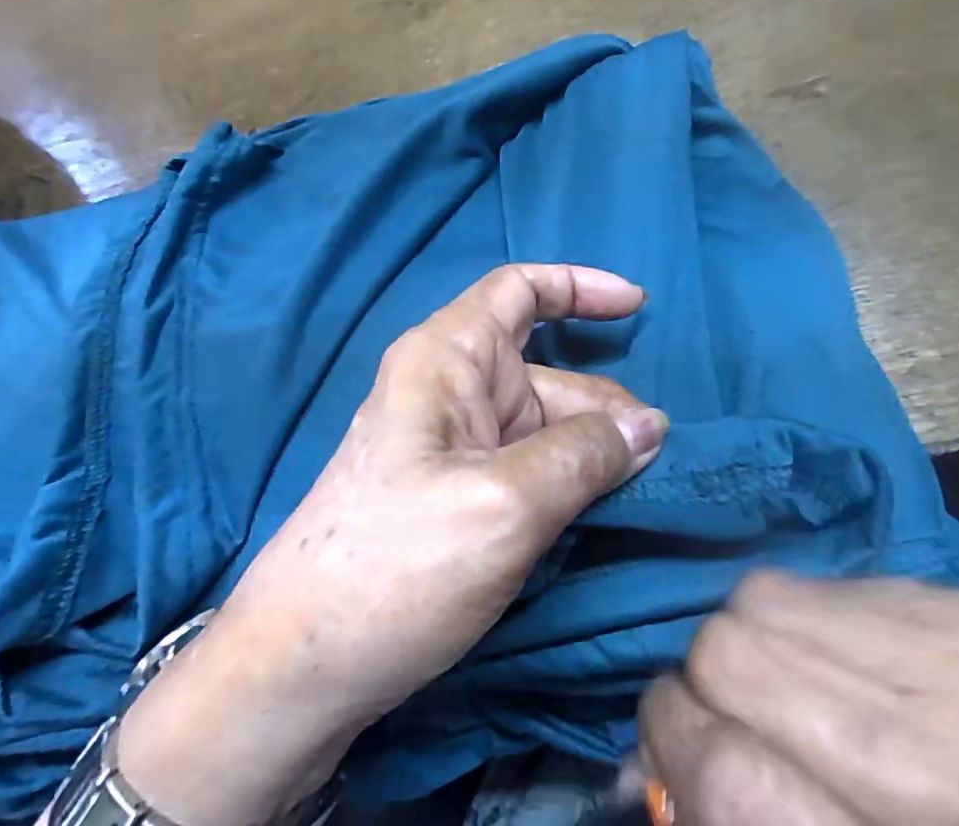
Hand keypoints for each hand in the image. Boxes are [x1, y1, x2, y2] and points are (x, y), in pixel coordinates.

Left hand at [115, 264, 668, 825]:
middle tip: (655, 463)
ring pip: (548, 427)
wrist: (303, 672)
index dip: (580, 286)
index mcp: (448, 360)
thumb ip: (585, 456)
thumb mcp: (506, 504)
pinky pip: (534, 467)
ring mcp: (456, 446)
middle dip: (606, 409)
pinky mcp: (461, 493)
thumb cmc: (398, 568)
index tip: (639, 307)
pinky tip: (603, 509)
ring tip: (640, 493)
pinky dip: (573, 481)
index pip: (519, 291)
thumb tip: (651, 427)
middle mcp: (452, 390)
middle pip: (551, 375)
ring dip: (596, 454)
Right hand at [639, 573, 958, 825]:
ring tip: (794, 686)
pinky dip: (826, 625)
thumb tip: (646, 756)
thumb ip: (740, 811)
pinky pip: (850, 585)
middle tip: (725, 713)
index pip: (731, 774)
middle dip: (705, 682)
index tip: (662, 742)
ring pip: (779, 595)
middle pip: (738, 651)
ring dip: (762, 645)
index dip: (672, 747)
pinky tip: (861, 668)